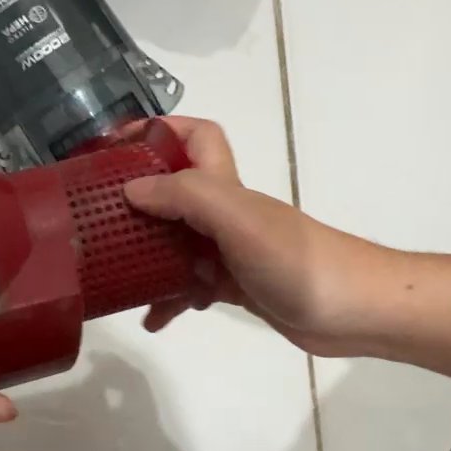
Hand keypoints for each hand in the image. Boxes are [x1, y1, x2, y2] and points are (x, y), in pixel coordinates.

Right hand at [122, 117, 406, 356]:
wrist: (358, 312)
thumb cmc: (299, 261)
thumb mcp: (239, 221)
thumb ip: (187, 197)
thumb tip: (131, 189)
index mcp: (224, 185)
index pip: (192, 135)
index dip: (156, 131)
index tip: (111, 149)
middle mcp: (223, 211)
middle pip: (171, 189)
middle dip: (133, 197)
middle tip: (93, 216)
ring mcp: (227, 249)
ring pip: (173, 241)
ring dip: (144, 255)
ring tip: (113, 272)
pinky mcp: (233, 284)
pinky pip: (187, 286)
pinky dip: (169, 300)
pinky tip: (153, 319)